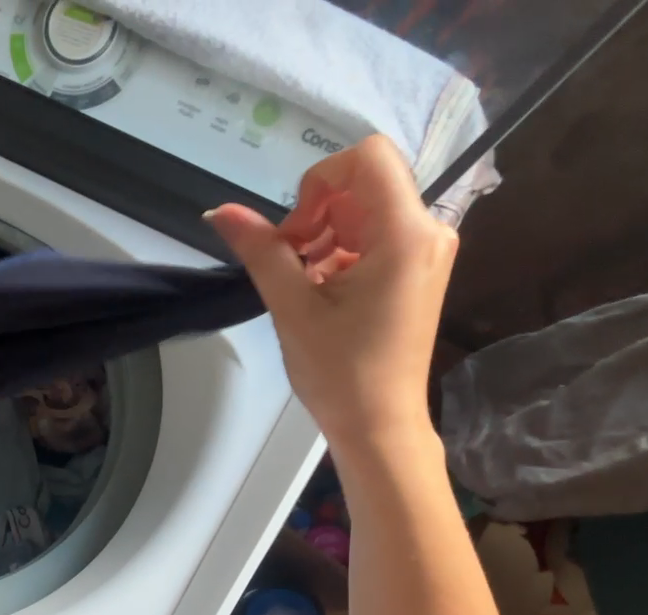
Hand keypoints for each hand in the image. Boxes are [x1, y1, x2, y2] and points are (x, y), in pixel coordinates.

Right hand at [206, 135, 455, 454]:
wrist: (378, 424)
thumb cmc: (339, 371)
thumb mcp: (291, 307)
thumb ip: (261, 250)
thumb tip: (220, 211)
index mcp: (405, 233)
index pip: (365, 157)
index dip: (318, 182)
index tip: (295, 233)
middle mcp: (428, 230)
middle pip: (364, 183)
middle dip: (317, 213)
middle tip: (292, 264)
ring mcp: (425, 250)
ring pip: (366, 210)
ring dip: (325, 236)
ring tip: (304, 285)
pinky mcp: (417, 269)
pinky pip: (375, 236)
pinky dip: (340, 253)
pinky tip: (322, 293)